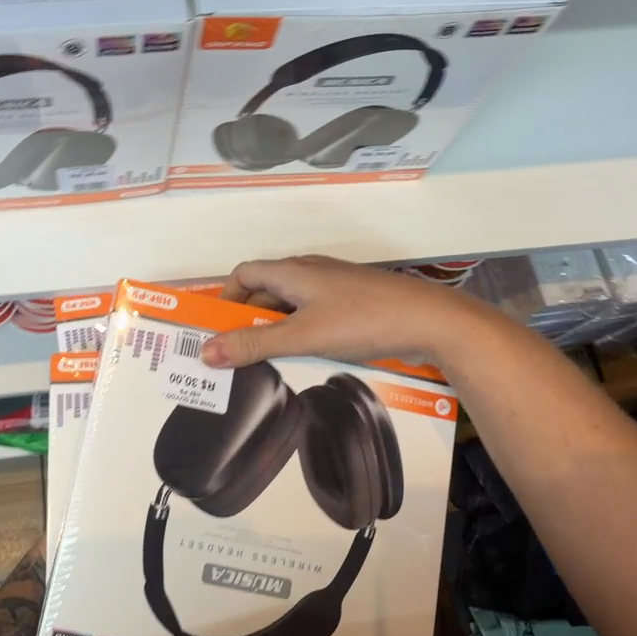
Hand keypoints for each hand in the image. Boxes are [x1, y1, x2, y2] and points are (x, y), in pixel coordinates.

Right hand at [199, 255, 497, 368]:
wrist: (430, 320)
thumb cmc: (362, 320)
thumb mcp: (302, 336)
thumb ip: (254, 346)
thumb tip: (206, 352)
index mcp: (292, 272)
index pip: (244, 274)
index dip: (225, 298)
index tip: (216, 330)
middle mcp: (310, 273)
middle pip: (265, 291)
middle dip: (247, 321)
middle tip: (236, 356)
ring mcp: (334, 288)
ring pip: (291, 307)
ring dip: (274, 331)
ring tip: (266, 364)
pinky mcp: (354, 305)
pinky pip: (314, 317)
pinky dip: (300, 335)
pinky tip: (305, 360)